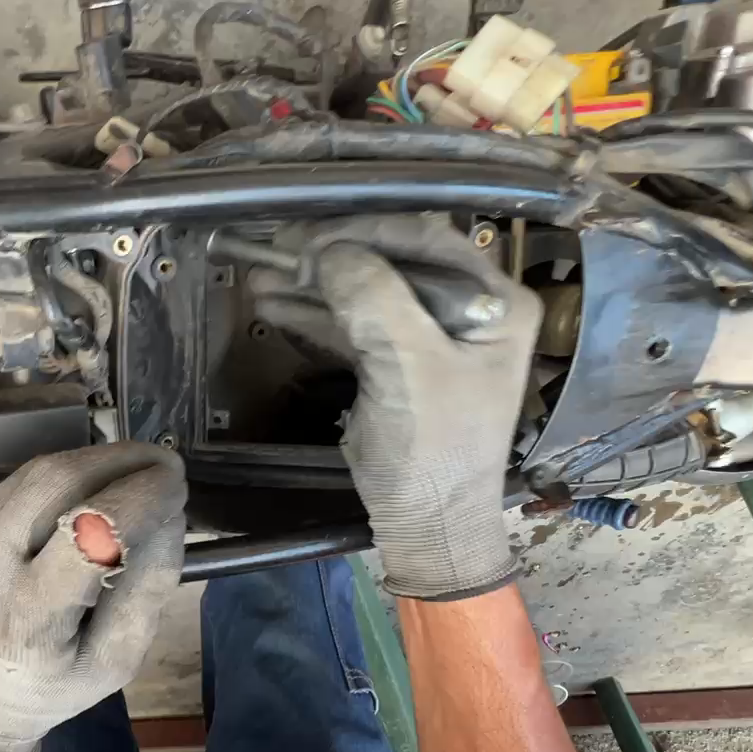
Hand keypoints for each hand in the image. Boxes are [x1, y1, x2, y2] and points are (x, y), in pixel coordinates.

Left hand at [0, 443, 186, 751]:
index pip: (85, 537)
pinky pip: (10, 488)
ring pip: (30, 475)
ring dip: (91, 462)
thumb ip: (148, 587)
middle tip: (162, 463)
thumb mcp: (117, 660)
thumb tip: (167, 513)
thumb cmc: (54, 685)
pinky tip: (81, 495)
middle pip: (52, 484)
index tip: (176, 482)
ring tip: (132, 471)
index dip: (138, 498)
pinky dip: (56, 482)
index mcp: (25, 627)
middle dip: (118, 461)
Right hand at [259, 214, 539, 599]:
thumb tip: (330, 252)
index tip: (311, 237)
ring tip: (261, 280)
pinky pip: (351, 328)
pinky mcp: (392, 365)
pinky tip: (276, 308)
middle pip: (391, 263)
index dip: (366, 231)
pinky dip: (314, 318)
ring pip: (364, 295)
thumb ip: (376, 301)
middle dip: (332, 258)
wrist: (425, 520)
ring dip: (313, 288)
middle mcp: (463, 310)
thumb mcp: (411, 370)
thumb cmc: (434, 449)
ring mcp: (425, 338)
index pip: (427, 241)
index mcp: (491, 302)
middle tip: (280, 253)